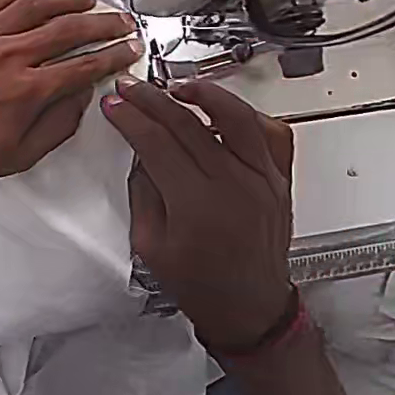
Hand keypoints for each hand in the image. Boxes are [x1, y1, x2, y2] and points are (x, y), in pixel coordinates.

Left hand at [0, 0, 140, 217]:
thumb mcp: (18, 156)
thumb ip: (57, 125)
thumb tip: (80, 99)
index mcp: (26, 90)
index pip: (85, 64)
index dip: (113, 55)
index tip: (127, 50)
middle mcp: (8, 57)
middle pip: (69, 27)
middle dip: (103, 22)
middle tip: (120, 21)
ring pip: (36, 4)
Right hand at [102, 78, 296, 350]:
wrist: (248, 307)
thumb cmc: (202, 285)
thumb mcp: (150, 244)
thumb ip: (143, 192)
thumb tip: (140, 151)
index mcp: (197, 206)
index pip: (156, 142)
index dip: (130, 118)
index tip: (115, 106)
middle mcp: (234, 186)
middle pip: (188, 122)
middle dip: (152, 99)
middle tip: (132, 88)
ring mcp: (262, 179)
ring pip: (235, 116)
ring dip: (203, 93)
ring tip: (179, 86)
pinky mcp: (279, 179)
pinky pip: (271, 132)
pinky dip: (247, 114)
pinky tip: (225, 111)